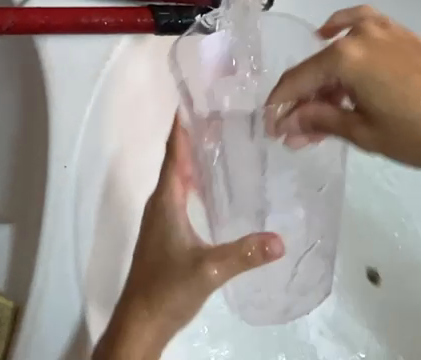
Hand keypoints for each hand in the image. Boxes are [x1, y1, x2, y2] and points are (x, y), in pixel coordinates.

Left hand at [94, 118, 283, 358]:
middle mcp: (161, 202)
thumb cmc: (167, 288)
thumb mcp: (210, 269)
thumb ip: (244, 254)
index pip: (175, 151)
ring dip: (195, 160)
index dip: (183, 124)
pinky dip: (195, 183)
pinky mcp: (166, 234)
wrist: (140, 322)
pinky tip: (214, 190)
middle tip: (223, 118)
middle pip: (177, 160)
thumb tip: (280, 239)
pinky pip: (180, 195)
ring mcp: (161, 218)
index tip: (197, 98)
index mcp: (166, 199)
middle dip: (195, 137)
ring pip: (178, 179)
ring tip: (222, 145)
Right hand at [264, 5, 420, 171]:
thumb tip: (287, 124)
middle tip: (296, 131)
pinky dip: (342, 28)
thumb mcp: (367, 133)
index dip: (281, 106)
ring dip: (323, 76)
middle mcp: (357, 35)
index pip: (298, 80)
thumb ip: (322, 122)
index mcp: (344, 58)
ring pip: (337, 48)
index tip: (270, 128)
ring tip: (321, 106)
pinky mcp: (399, 33)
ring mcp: (380, 29)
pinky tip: (331, 34)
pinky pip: (360, 23)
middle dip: (304, 99)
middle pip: (317, 66)